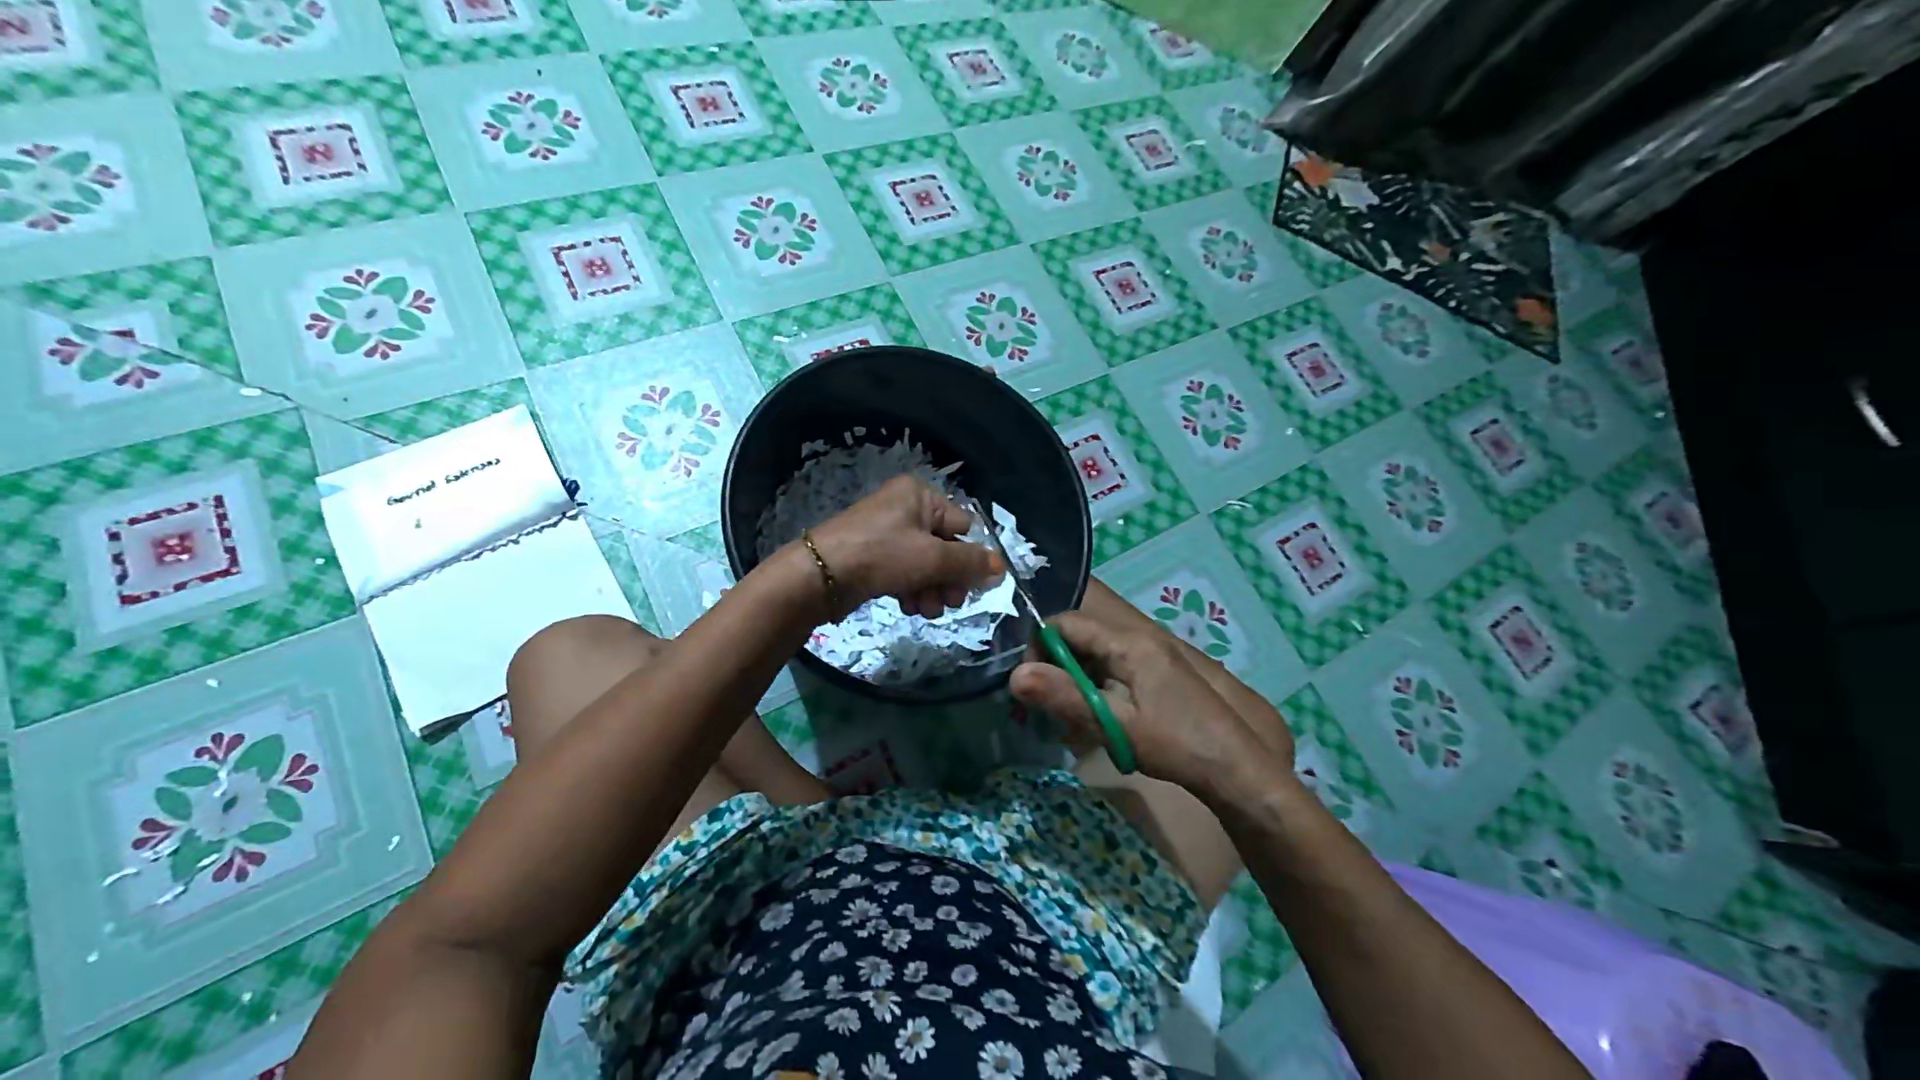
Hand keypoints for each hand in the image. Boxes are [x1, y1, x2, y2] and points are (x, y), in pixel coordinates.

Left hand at [805, 476, 1003, 618]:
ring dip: (932, 589)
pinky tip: (910, 607)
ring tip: (926, 609)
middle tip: (951, 602)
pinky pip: (905, 572)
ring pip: (926, 564)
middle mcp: (905, 509)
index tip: (973, 584)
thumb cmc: (881, 556)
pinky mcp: (873, 558)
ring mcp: (887, 534)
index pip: (963, 526)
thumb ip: (970, 563)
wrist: (819, 576)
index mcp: (920, 496)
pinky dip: (912, 589)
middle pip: (945, 547)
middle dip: (950, 578)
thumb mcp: (932, 558)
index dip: (970, 555)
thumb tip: (1001, 568)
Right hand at [1009, 579, 1292, 794]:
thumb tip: (1014, 675)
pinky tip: (1096, 715)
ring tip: (1067, 715)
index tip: (1031, 683)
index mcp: (1129, 643)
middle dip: (1055, 666)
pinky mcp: (1159, 672)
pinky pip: (1114, 666)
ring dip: (1075, 679)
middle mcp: (1140, 638)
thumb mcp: (1114, 723)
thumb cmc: (1174, 743)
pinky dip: (1096, 685)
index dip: (1040, 647)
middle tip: (1045, 704)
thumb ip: (1064, 696)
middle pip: (1081, 637)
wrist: (1234, 767)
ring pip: (1096, 654)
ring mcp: (1152, 654)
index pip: (1067, 624)